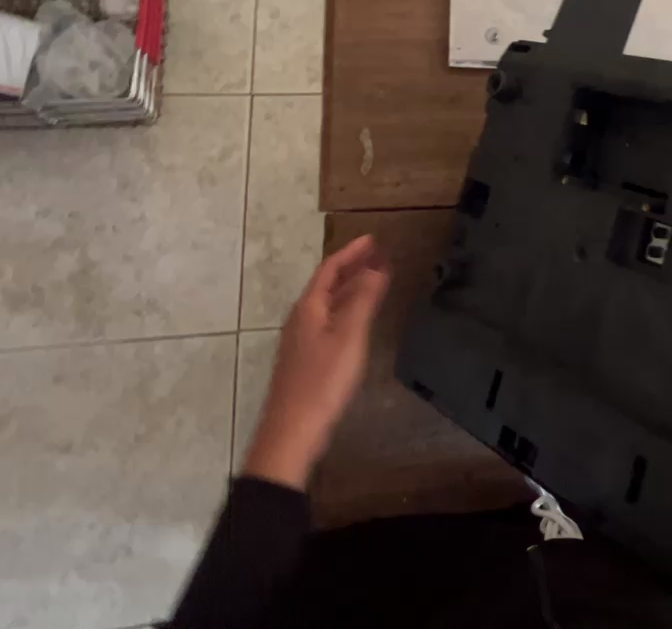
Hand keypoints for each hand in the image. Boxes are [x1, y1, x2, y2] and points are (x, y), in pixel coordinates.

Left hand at [243, 235, 392, 489]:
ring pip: (329, 303)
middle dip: (353, 267)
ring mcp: (302, 341)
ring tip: (376, 279)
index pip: (329, 269)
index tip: (373, 239)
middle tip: (379, 255)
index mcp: (309, 309)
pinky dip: (348, 308)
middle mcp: (302, 319)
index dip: (352, 252)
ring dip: (351, 287)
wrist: (292, 433)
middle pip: (327, 284)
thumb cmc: (321, 381)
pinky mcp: (307, 360)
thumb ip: (363, 300)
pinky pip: (330, 320)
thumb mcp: (348, 337)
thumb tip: (377, 267)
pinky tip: (360, 319)